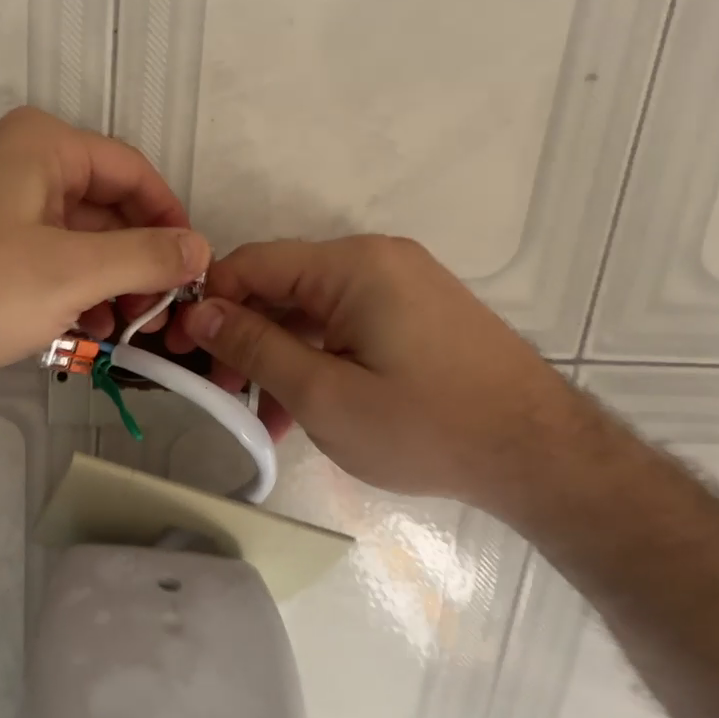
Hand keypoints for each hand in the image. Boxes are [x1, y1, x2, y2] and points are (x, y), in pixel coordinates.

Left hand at [0, 107, 209, 400]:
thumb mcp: (71, 273)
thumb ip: (144, 258)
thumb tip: (199, 249)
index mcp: (43, 144)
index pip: (132, 172)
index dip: (169, 220)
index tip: (190, 269)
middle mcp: (15, 158)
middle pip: (100, 205)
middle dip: (131, 263)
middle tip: (151, 316)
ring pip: (67, 235)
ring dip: (98, 283)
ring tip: (114, 332)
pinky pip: (33, 252)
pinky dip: (60, 287)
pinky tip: (72, 329)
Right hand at [168, 235, 601, 516]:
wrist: (539, 456)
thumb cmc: (424, 426)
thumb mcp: (323, 393)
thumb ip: (255, 346)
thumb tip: (199, 312)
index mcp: (353, 266)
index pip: (252, 263)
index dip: (207, 304)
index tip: (179, 353)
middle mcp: (377, 262)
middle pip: (281, 287)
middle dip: (241, 336)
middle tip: (218, 392)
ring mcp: (401, 288)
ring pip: (310, 312)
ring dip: (276, 357)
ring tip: (255, 413)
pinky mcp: (415, 316)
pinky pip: (343, 328)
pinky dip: (314, 361)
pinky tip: (297, 409)